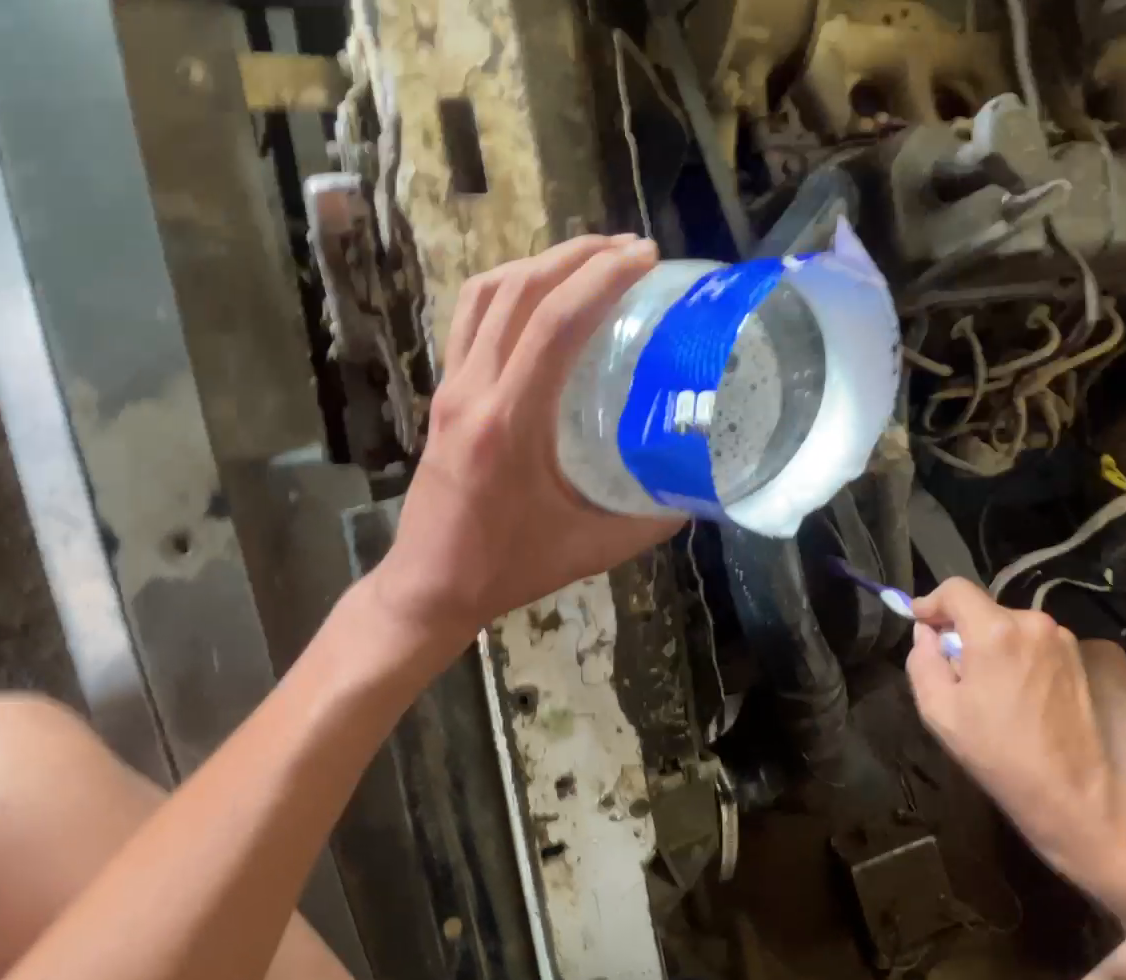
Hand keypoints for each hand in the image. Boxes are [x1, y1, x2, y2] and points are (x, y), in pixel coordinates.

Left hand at [372, 234, 681, 643]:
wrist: (428, 585)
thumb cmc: (507, 569)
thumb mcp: (589, 548)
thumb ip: (649, 520)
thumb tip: (697, 491)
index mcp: (509, 423)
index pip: (554, 324)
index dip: (602, 278)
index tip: (644, 258)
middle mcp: (473, 391)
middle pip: (519, 292)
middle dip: (577, 255)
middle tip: (628, 248)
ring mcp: (450, 388)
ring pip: (486, 295)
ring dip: (538, 264)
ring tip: (587, 258)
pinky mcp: (442, 395)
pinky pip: (470, 320)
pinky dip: (507, 290)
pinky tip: (539, 297)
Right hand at [906, 580, 1125, 881]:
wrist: (1068, 787)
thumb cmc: (996, 750)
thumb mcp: (937, 709)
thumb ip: (922, 661)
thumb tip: (926, 633)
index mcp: (995, 630)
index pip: (955, 590)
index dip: (931, 602)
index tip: (920, 624)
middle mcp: (1031, 622)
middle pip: (982, 608)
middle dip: (961, 629)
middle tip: (950, 666)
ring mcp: (1060, 638)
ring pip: (1008, 625)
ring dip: (989, 642)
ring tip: (984, 685)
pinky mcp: (1077, 656)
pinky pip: (1032, 641)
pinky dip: (1014, 653)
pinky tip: (1013, 691)